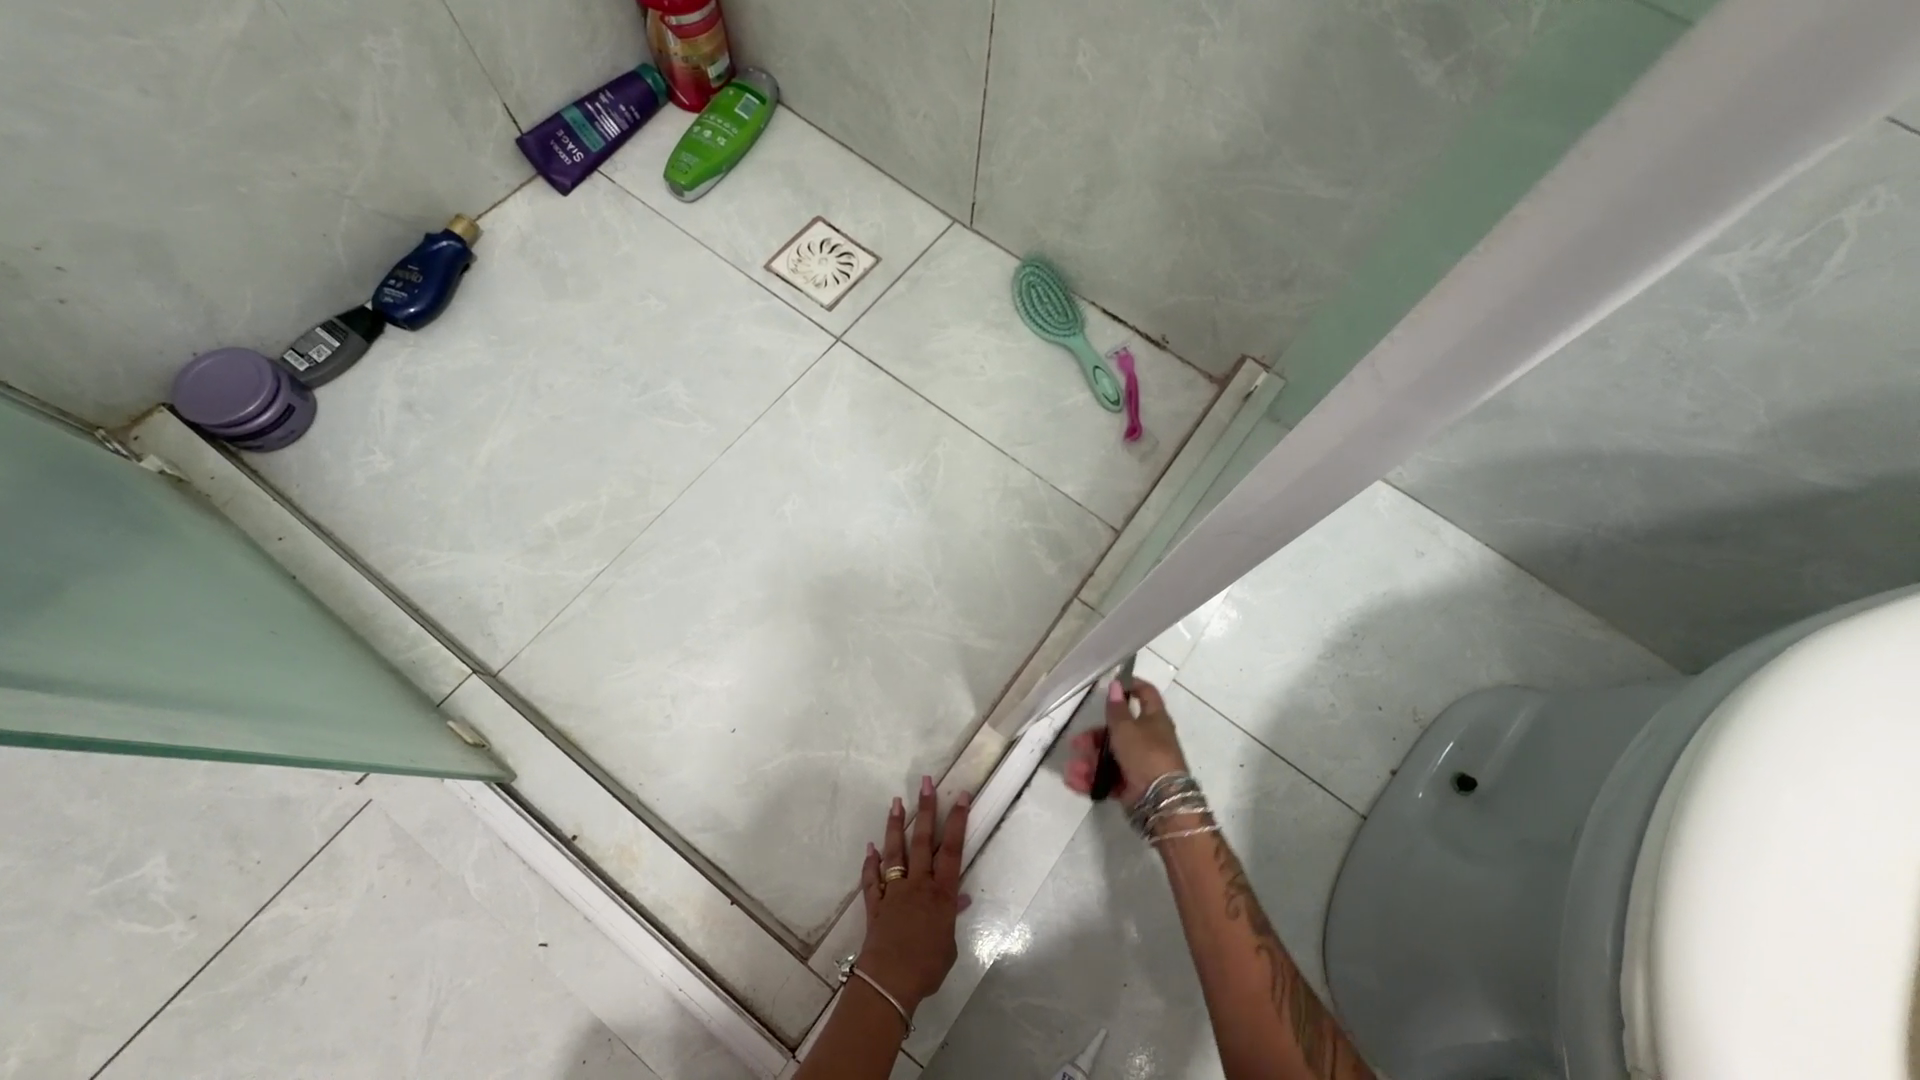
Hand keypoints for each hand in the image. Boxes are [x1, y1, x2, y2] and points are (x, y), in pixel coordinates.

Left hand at [856, 775, 968, 1014]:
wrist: (889, 981)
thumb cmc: (927, 966)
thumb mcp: (949, 944)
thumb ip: (951, 917)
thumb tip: (960, 899)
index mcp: (941, 893)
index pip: (953, 849)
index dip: (958, 821)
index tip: (961, 795)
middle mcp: (918, 884)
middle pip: (923, 840)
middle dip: (926, 810)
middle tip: (926, 782)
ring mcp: (894, 891)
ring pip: (896, 852)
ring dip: (896, 826)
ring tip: (896, 801)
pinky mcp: (875, 903)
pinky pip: (872, 878)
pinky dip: (871, 862)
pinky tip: (871, 847)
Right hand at [1065, 677, 1187, 803]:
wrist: (1161, 801)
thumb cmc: (1145, 754)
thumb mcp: (1127, 728)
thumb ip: (1117, 709)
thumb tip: (1115, 684)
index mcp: (1154, 720)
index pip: (1146, 695)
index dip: (1131, 686)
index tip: (1112, 685)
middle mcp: (1147, 740)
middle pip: (1117, 732)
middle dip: (1094, 737)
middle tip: (1076, 743)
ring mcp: (1139, 764)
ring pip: (1109, 757)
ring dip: (1088, 762)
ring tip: (1072, 769)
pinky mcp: (1131, 785)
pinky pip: (1108, 778)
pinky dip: (1091, 779)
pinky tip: (1073, 780)